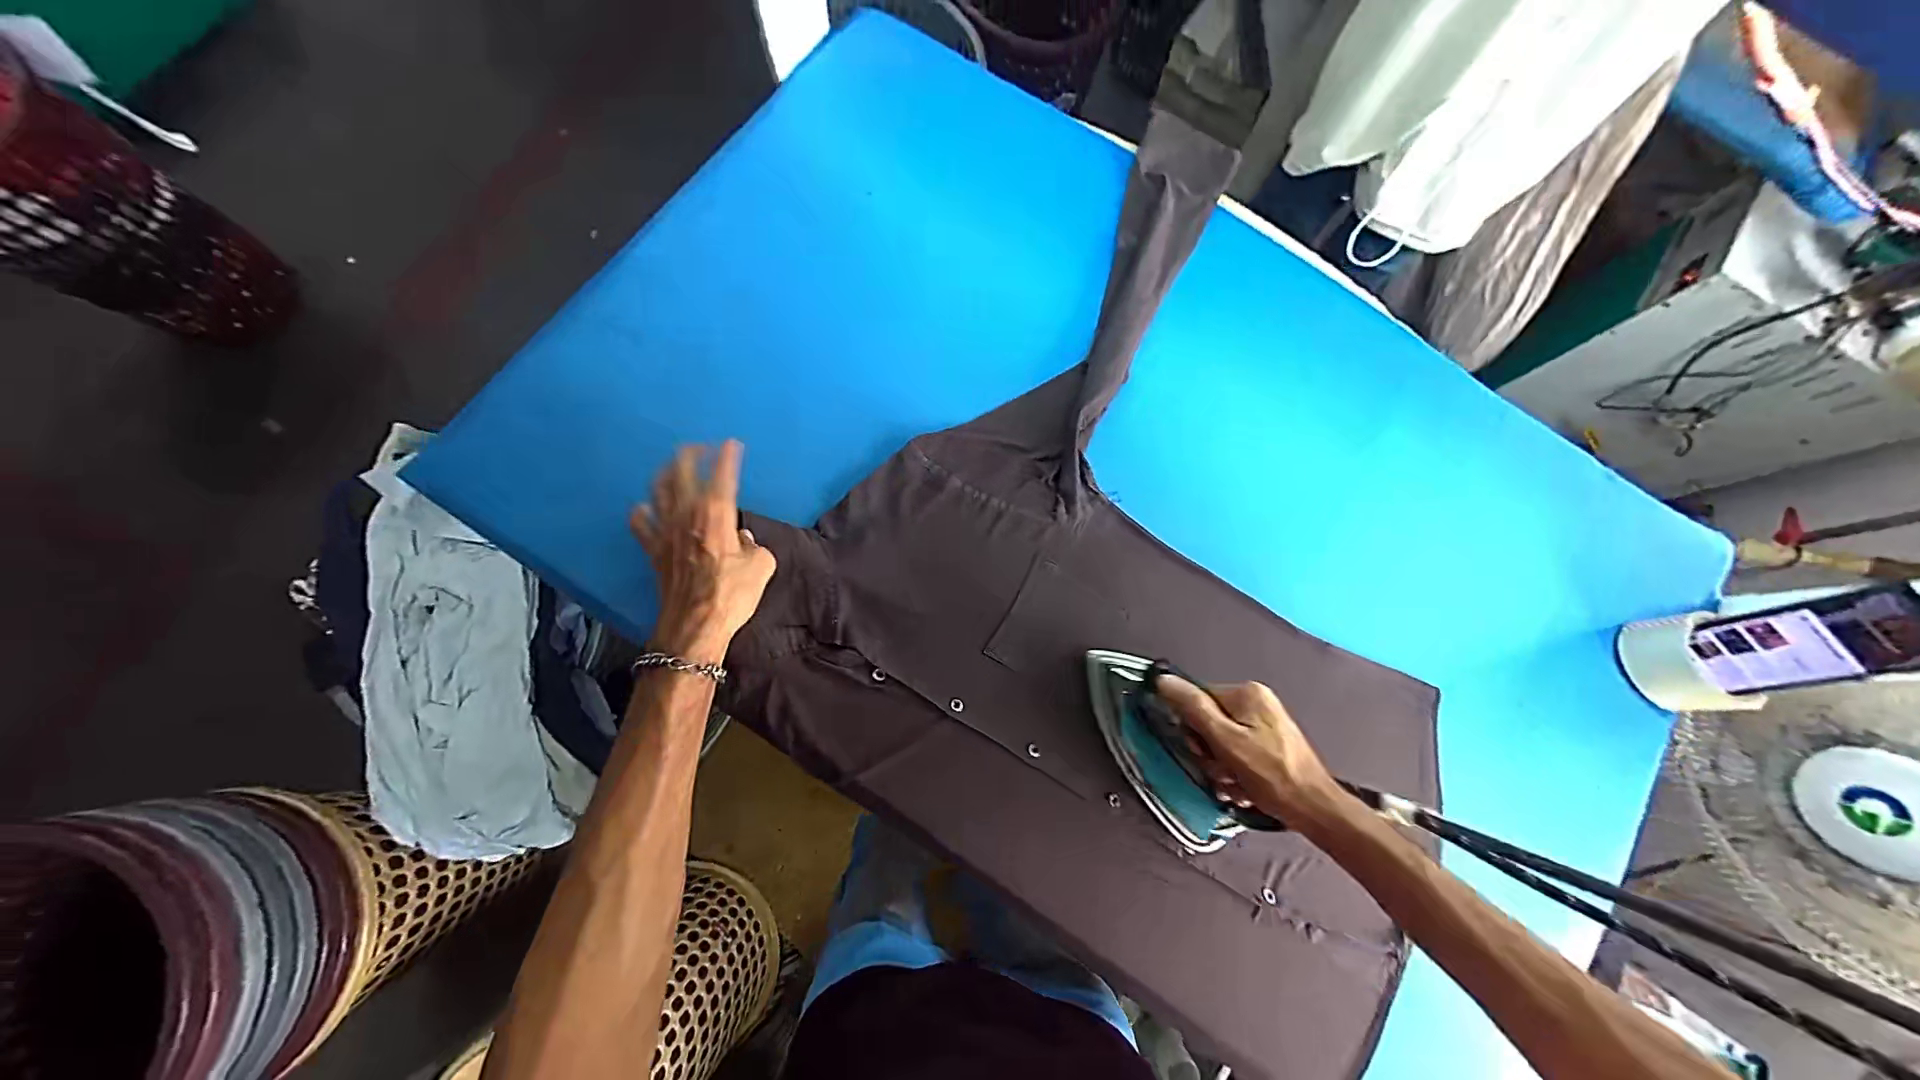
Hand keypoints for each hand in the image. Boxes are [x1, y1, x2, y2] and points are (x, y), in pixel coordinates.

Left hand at [630, 440, 775, 665]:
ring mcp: (665, 532)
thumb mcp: (761, 566)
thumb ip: (753, 545)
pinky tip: (642, 508)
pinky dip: (641, 513)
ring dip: (666, 475)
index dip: (726, 457)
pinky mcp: (653, 551)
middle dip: (689, 455)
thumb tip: (742, 538)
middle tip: (697, 447)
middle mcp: (687, 516)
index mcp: (716, 515)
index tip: (730, 444)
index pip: (722, 477)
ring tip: (672, 467)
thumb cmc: (732, 594)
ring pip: (659, 491)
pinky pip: (641, 525)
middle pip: (682, 474)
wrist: (695, 625)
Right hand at [1153, 675, 1343, 826]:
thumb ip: (1193, 708)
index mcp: (1246, 693)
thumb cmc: (1271, 776)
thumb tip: (1163, 679)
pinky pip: (1238, 752)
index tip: (1205, 751)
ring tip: (1238, 783)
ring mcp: (1264, 723)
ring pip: (1221, 741)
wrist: (1315, 809)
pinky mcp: (1269, 744)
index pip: (1197, 700)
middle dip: (1210, 752)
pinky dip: (1237, 771)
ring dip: (1222, 766)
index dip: (1193, 729)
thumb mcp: (1225, 741)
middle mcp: (1256, 701)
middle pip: (1209, 722)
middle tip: (1225, 771)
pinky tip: (1246, 786)